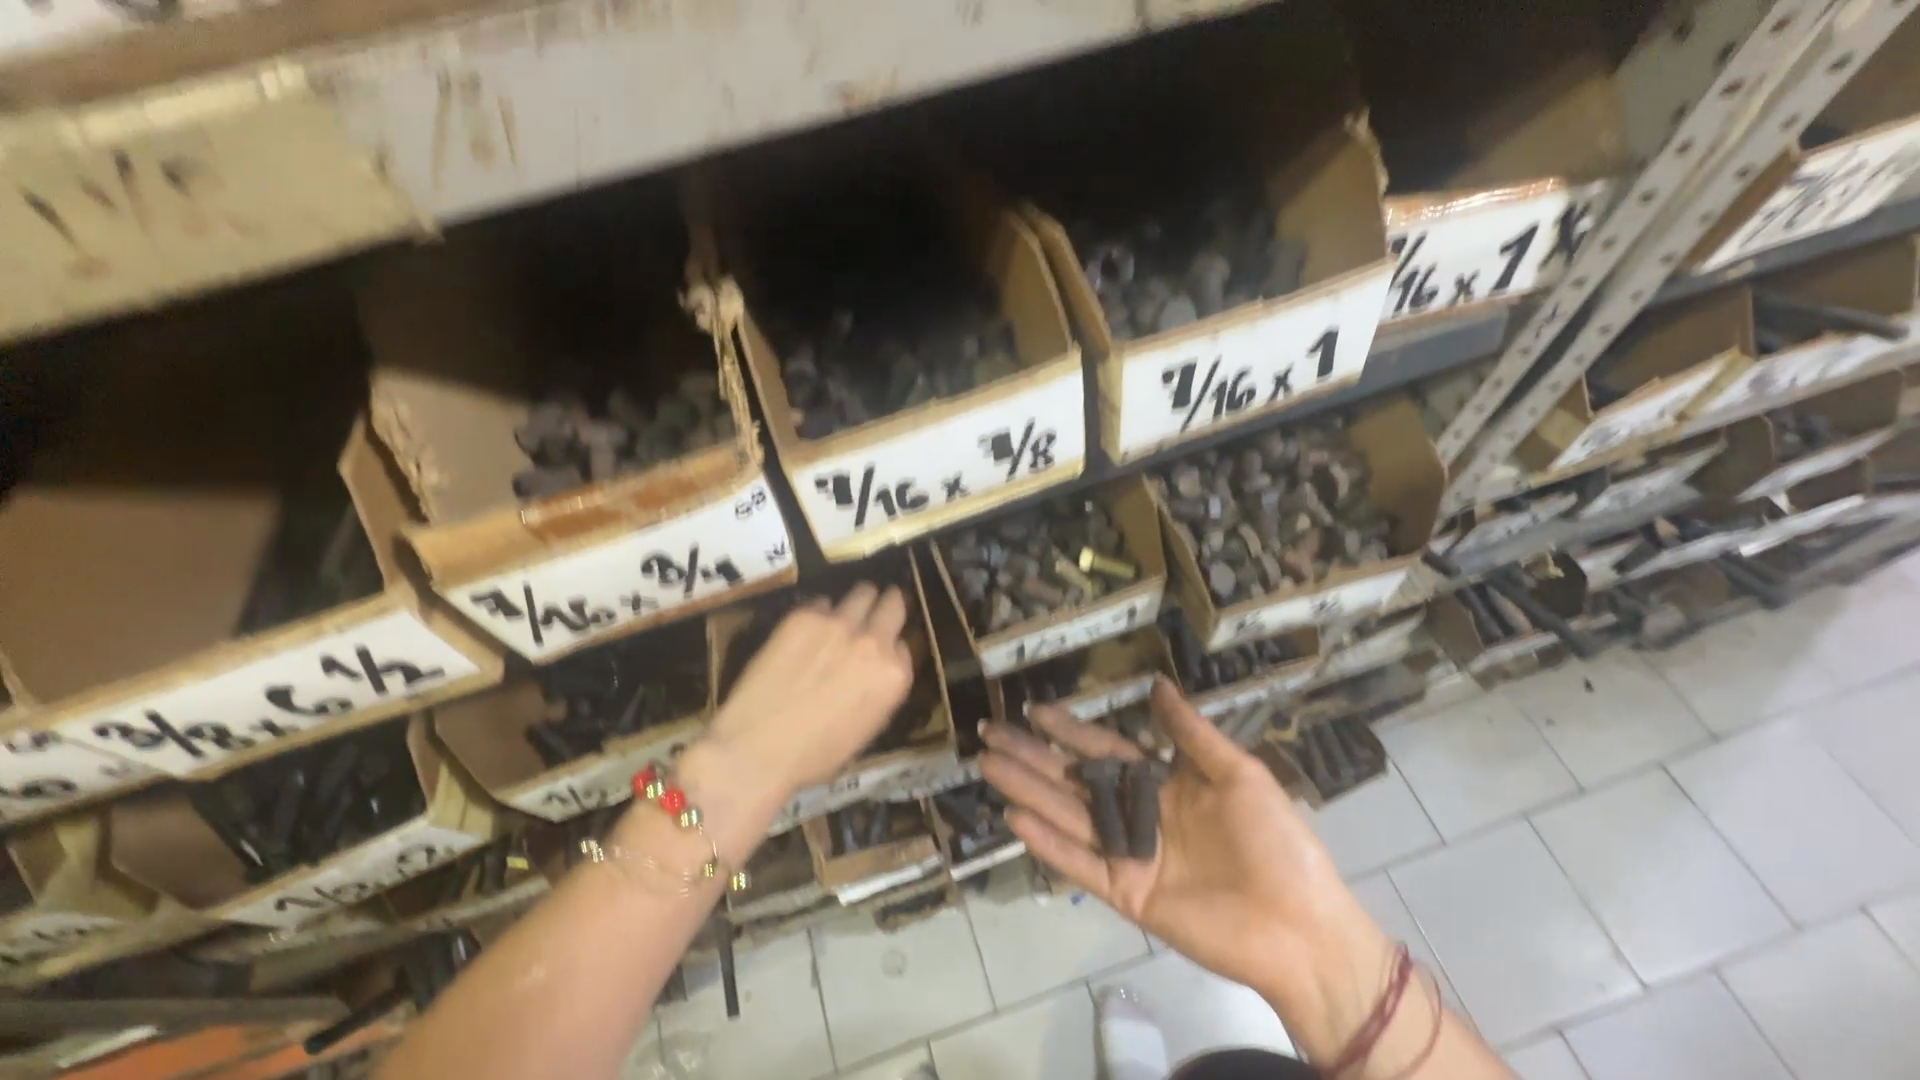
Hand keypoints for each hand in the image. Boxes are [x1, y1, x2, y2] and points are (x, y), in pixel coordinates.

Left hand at [707, 584, 915, 796]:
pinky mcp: (803, 616)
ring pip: (861, 593)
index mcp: (894, 675)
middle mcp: (873, 642)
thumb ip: (880, 690)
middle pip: (892, 604)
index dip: (892, 647)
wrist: (756, 750)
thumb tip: (875, 670)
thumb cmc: (815, 755)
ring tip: (843, 615)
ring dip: (857, 604)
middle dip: (886, 606)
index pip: (905, 645)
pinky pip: (821, 603)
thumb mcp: (867, 728)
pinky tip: (806, 634)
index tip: (883, 650)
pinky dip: (820, 614)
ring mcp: (838, 624)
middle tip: (875, 612)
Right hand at [980, 679, 1394, 1056]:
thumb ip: (1191, 733)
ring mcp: (1129, 854)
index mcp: (1166, 784)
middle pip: (1074, 780)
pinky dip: (1048, 844)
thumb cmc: (1276, 842)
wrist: (1300, 926)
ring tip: (987, 765)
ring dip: (1027, 790)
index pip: (1105, 750)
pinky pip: (1080, 863)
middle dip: (1032, 756)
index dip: (1069, 729)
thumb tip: (1158, 683)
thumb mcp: (1239, 774)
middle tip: (988, 733)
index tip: (1033, 709)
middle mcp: (1139, 814)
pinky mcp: (1126, 893)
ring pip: (1067, 815)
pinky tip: (1015, 818)